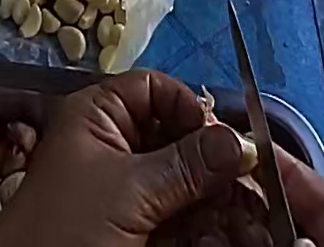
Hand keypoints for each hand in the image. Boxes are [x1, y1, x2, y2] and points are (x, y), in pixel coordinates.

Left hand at [0, 70, 246, 246]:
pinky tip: (235, 230)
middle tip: (259, 174)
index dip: (191, 107)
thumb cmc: (65, 231)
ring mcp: (128, 192)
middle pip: (179, 137)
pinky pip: (182, 216)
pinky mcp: (137, 231)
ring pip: (186, 180)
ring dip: (221, 193)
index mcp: (101, 116)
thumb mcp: (127, 191)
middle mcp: (117, 146)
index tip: (224, 137)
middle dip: (219, 157)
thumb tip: (241, 142)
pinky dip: (208, 223)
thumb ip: (187, 164)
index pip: (156, 90)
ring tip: (257, 208)